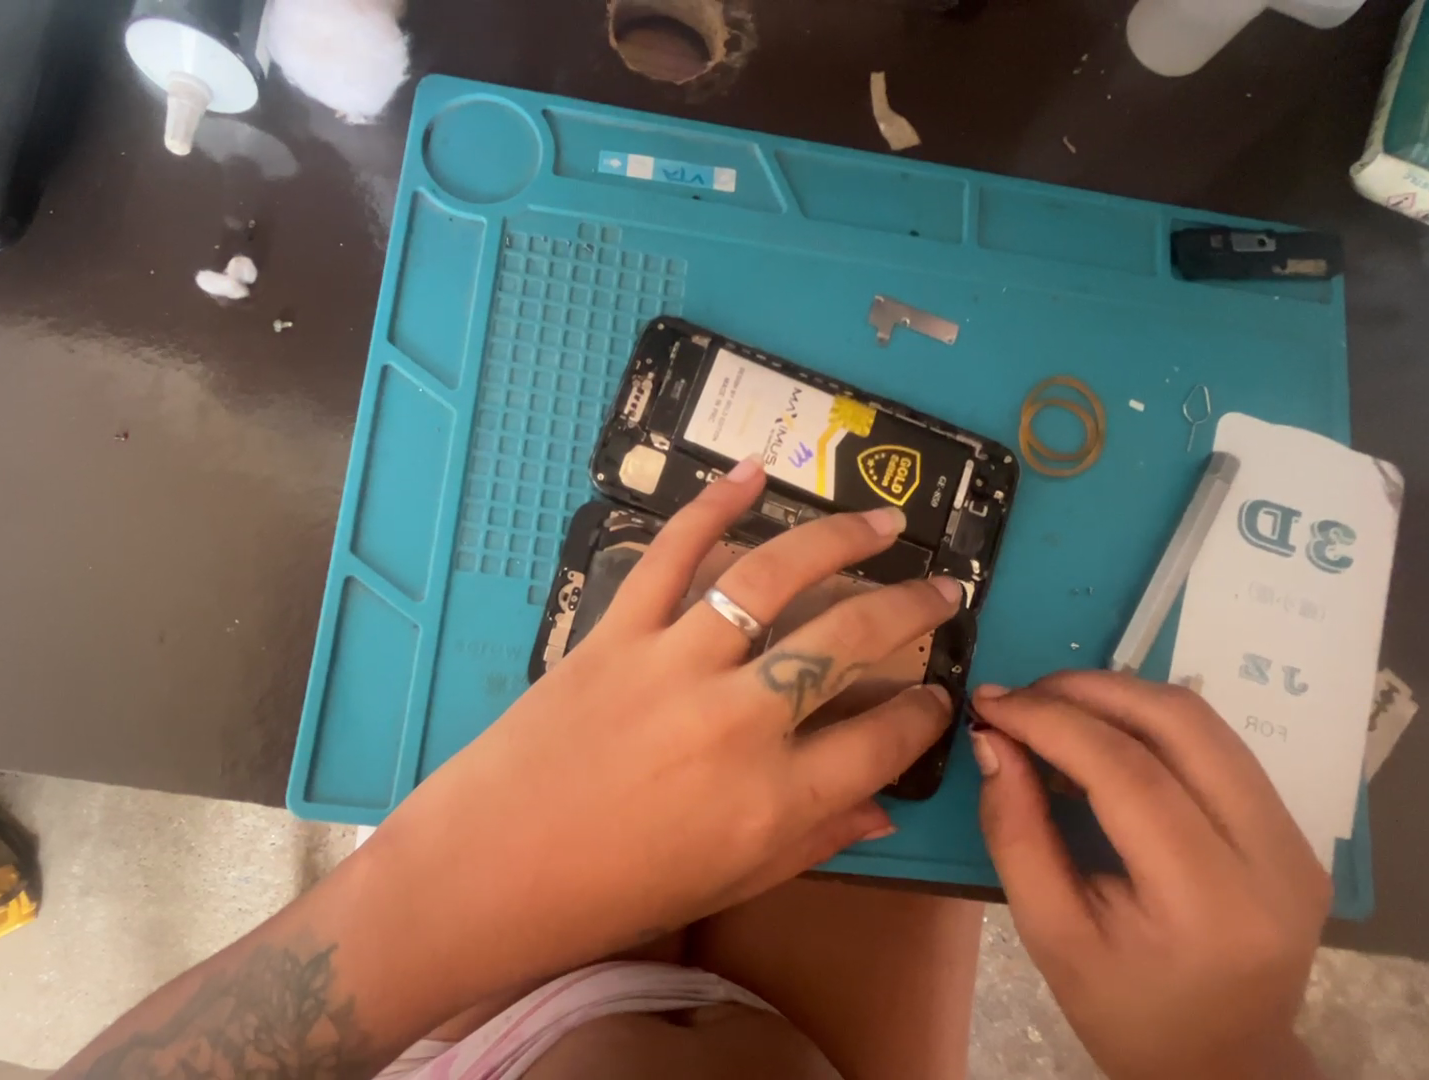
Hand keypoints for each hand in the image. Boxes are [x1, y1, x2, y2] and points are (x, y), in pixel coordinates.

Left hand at [363, 459, 958, 989]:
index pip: (884, 742)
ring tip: (884, 525)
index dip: (924, 713)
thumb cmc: (609, 896)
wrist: (485, 872)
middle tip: (943, 591)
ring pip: (774, 579)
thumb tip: (883, 805)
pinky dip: (713, 507)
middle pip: (850, 641)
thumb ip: (813, 840)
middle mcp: (738, 722)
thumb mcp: (726, 883)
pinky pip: (672, 555)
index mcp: (774, 803)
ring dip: (839, 539)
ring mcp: (674, 665)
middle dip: (912, 610)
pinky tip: (753, 473)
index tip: (936, 693)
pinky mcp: (615, 633)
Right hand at [971, 673, 1329, 1079]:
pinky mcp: (1291, 827)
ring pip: (1202, 720)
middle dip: (1087, 689)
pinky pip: (1212, 742)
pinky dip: (1144, 720)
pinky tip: (1097, 736)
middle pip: (1181, 723)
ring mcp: (1295, 839)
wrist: (1224, 1065)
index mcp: (1211, 902)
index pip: (1129, 773)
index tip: (989, 702)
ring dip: (1116, 695)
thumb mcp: (1047, 932)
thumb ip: (1014, 831)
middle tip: (1019, 698)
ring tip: (1050, 709)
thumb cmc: (1125, 1011)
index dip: (1050, 721)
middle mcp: (1275, 857)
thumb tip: (991, 740)